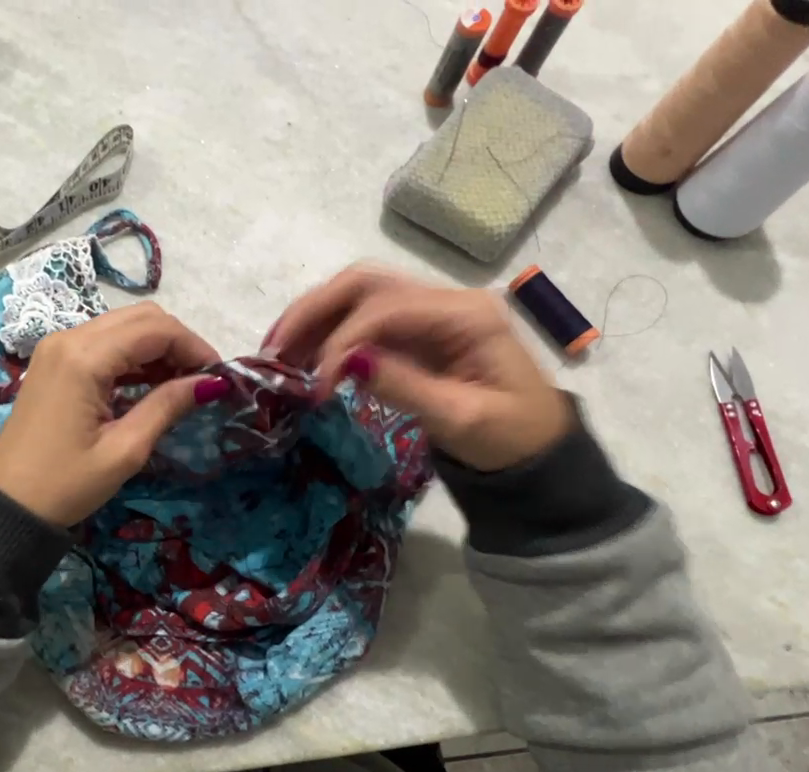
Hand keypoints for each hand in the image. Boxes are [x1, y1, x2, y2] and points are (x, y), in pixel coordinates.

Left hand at [0, 302, 225, 526]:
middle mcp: (67, 339)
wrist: (8, 506)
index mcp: (83, 358)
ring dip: (155, 348)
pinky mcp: (52, 362)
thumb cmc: (66, 485)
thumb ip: (167, 407)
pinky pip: (101, 344)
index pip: (154, 329)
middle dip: (176, 342)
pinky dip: (130, 357)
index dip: (193, 346)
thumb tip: (211, 383)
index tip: (218, 375)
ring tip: (180, 386)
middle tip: (201, 380)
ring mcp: (56, 348)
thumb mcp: (124, 450)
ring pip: (121, 327)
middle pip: (139, 318)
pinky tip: (149, 385)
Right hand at [265, 264, 571, 471]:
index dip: (340, 341)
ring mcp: (428, 314)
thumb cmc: (507, 438)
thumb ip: (405, 387)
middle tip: (272, 352)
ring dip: (312, 320)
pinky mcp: (414, 333)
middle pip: (364, 283)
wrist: (536, 450)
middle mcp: (444, 300)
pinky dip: (325, 335)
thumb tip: (346, 362)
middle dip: (312, 313)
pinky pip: (361, 321)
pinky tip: (300, 360)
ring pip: (357, 295)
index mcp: (465, 314)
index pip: (385, 307)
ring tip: (276, 357)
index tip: (313, 388)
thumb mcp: (461, 419)